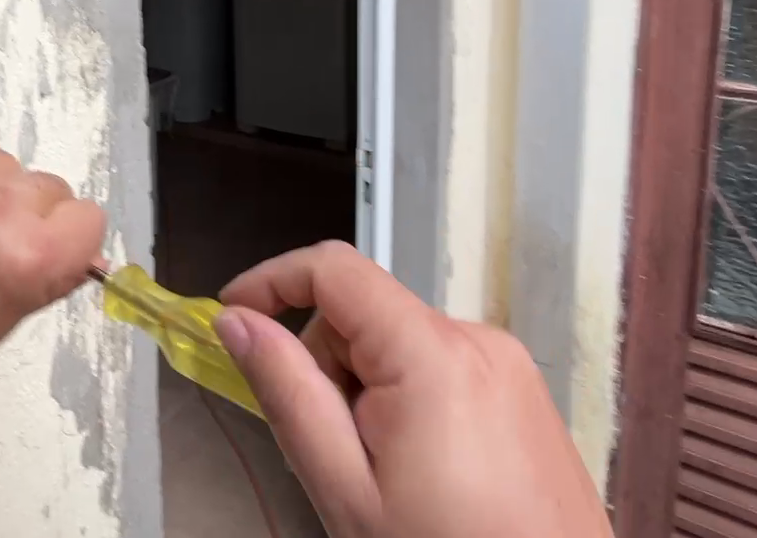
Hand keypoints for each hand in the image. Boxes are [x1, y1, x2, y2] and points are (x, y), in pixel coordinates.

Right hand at [214, 242, 610, 537]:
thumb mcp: (344, 488)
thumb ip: (284, 390)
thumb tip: (232, 319)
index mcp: (432, 352)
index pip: (332, 268)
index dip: (271, 280)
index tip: (230, 319)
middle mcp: (477, 337)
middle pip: (361, 312)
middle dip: (323, 363)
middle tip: (327, 448)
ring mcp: (509, 367)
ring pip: (393, 341)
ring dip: (361, 386)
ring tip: (378, 474)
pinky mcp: (525, 397)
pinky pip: (434, 366)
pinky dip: (402, 399)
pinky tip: (420, 473)